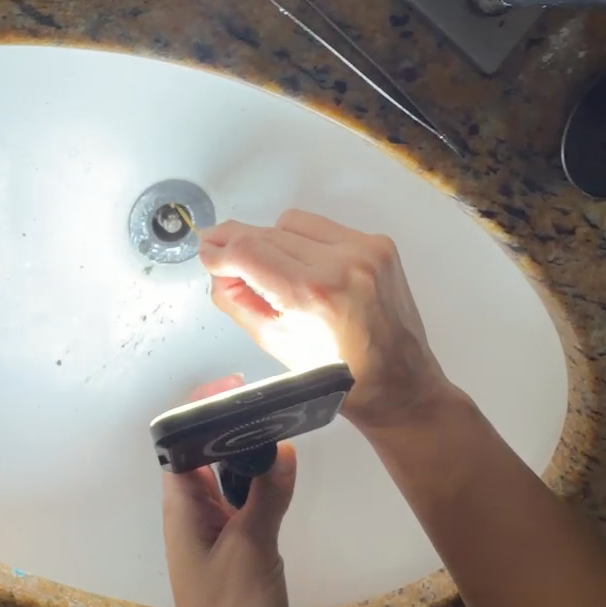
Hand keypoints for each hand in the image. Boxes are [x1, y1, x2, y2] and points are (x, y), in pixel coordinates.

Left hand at [161, 376, 296, 606]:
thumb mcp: (251, 552)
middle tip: (271, 402)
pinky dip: (264, 486)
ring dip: (250, 455)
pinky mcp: (239, 554)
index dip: (202, 410)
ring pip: (229, 481)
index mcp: (182, 508)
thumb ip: (266, 498)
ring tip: (284, 426)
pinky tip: (288, 478)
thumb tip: (281, 447)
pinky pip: (248, 506)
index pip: (181, 443)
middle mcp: (194, 515)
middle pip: (206, 456)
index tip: (237, 388)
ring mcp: (217, 535)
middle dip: (231, 426)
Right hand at [199, 210, 453, 429]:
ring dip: (270, 239)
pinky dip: (302, 241)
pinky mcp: (378, 244)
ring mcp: (364, 249)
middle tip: (218, 250)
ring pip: (292, 222)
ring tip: (267, 265)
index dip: (219, 250)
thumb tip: (217, 269)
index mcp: (313, 294)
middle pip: (267, 233)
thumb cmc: (336, 376)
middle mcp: (342, 263)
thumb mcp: (274, 343)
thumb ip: (238, 301)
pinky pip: (322, 227)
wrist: (401, 384)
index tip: (204, 250)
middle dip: (237, 242)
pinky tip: (300, 263)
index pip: (249, 253)